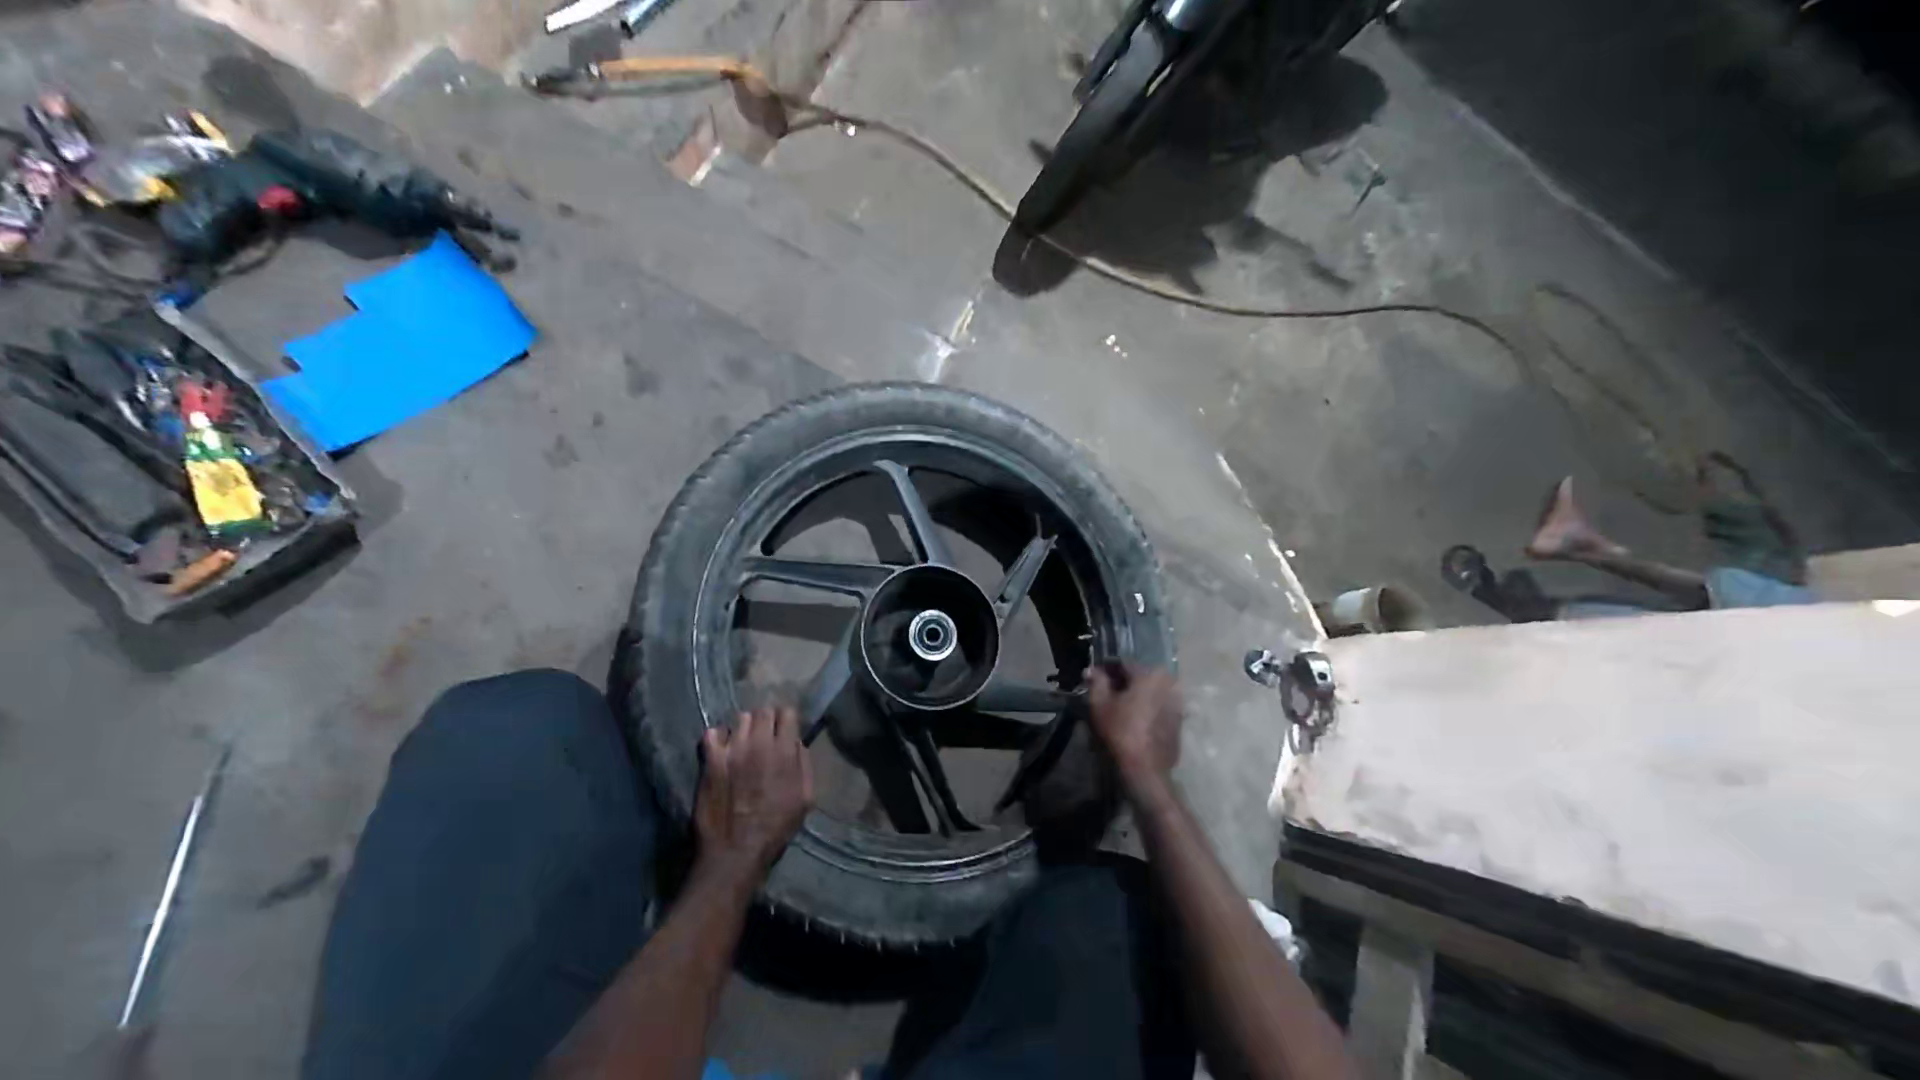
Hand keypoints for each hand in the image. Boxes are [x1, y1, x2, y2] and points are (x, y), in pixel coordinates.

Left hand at [694, 705, 813, 885]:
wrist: (736, 851)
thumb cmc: (776, 828)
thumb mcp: (804, 798)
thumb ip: (803, 764)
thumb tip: (796, 744)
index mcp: (785, 751)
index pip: (787, 712)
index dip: (786, 720)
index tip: (784, 730)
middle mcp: (759, 743)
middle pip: (762, 711)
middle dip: (766, 720)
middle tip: (763, 736)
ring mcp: (732, 749)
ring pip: (739, 719)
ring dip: (743, 728)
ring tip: (742, 743)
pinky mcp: (710, 760)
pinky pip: (712, 733)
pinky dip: (718, 737)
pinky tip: (722, 750)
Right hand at [1087, 665, 1180, 793]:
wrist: (1146, 768)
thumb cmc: (1121, 731)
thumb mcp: (1100, 704)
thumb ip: (1096, 681)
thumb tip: (1092, 669)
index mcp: (1150, 673)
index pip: (1124, 663)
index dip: (1107, 669)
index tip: (1095, 677)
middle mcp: (1169, 681)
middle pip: (1140, 675)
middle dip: (1124, 681)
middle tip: (1108, 692)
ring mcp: (1178, 700)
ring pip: (1152, 690)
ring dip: (1138, 693)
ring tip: (1122, 706)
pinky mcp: (1180, 718)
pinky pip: (1161, 704)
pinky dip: (1149, 705)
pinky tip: (1136, 717)